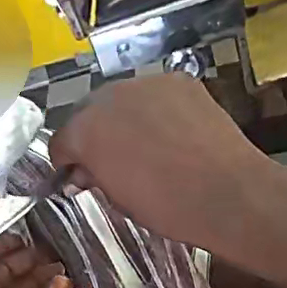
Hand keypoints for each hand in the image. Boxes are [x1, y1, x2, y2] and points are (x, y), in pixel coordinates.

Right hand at [50, 74, 286, 264]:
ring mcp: (146, 83)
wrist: (226, 192)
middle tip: (111, 160)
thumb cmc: (165, 207)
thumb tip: (85, 172)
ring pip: (121, 99)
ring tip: (144, 145)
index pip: (60, 141)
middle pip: (88, 112)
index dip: (68, 161)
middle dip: (94, 135)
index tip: (80, 177)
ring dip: (123, 119)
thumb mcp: (117, 200)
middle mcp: (109, 96)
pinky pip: (153, 94)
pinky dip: (154, 110)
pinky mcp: (178, 80)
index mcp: (85, 131)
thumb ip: (94, 178)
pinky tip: (170, 133)